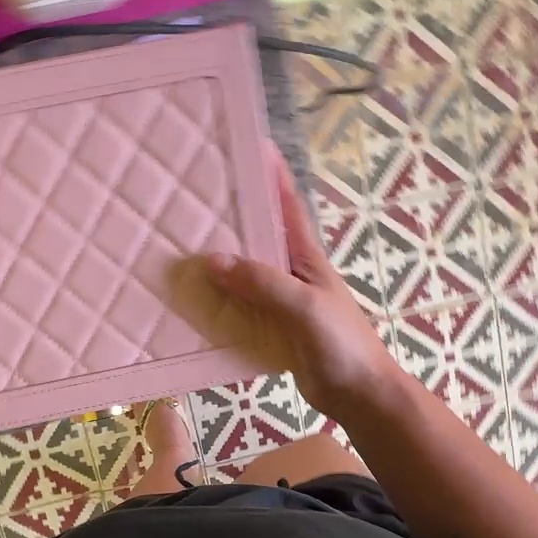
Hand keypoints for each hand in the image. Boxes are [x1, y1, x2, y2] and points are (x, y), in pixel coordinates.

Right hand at [204, 157, 403, 419]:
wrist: (358, 394)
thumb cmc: (341, 342)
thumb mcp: (303, 305)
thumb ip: (262, 282)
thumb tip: (212, 261)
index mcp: (305, 257)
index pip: (286, 205)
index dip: (271, 175)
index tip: (249, 144)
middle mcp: (291, 274)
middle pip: (256, 239)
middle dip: (229, 219)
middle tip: (189, 202)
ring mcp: (281, 304)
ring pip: (244, 277)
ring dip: (218, 266)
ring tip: (179, 250)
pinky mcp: (273, 332)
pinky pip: (241, 312)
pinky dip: (220, 307)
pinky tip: (193, 306)